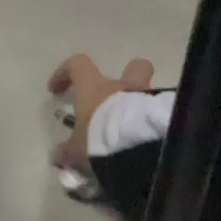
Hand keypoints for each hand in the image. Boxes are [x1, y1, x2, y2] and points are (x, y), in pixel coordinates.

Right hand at [47, 54, 153, 171]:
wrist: (139, 148)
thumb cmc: (99, 139)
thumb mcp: (77, 150)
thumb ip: (68, 150)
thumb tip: (58, 155)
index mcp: (94, 88)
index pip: (77, 65)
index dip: (65, 73)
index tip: (57, 89)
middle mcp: (122, 86)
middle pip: (133, 66)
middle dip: (127, 76)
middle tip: (116, 97)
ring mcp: (147, 97)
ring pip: (149, 89)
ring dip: (141, 101)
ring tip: (132, 124)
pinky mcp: (162, 113)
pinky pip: (157, 111)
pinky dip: (151, 120)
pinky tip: (145, 136)